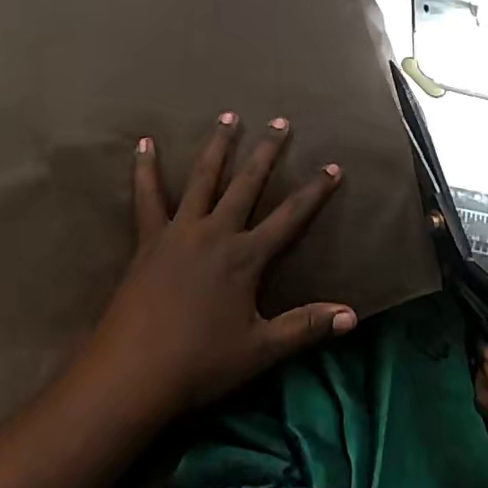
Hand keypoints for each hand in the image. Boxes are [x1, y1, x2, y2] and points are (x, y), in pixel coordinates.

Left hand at [0, 113, 352, 487]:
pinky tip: (144, 142)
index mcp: (244, 257)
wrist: (134, 372)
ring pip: (203, 177)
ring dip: (218, 145)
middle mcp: (215, 232)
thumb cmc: (200, 363)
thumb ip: (306, 327)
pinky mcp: (149, 237)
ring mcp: (179, 230)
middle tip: (281, 121)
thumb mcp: (260, 350)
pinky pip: (147, 196)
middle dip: (267, 152)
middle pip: (247, 184)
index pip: (289, 218)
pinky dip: (145, 168)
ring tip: (229, 115)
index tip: (333, 167)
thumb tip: (353, 316)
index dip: (314, 192)